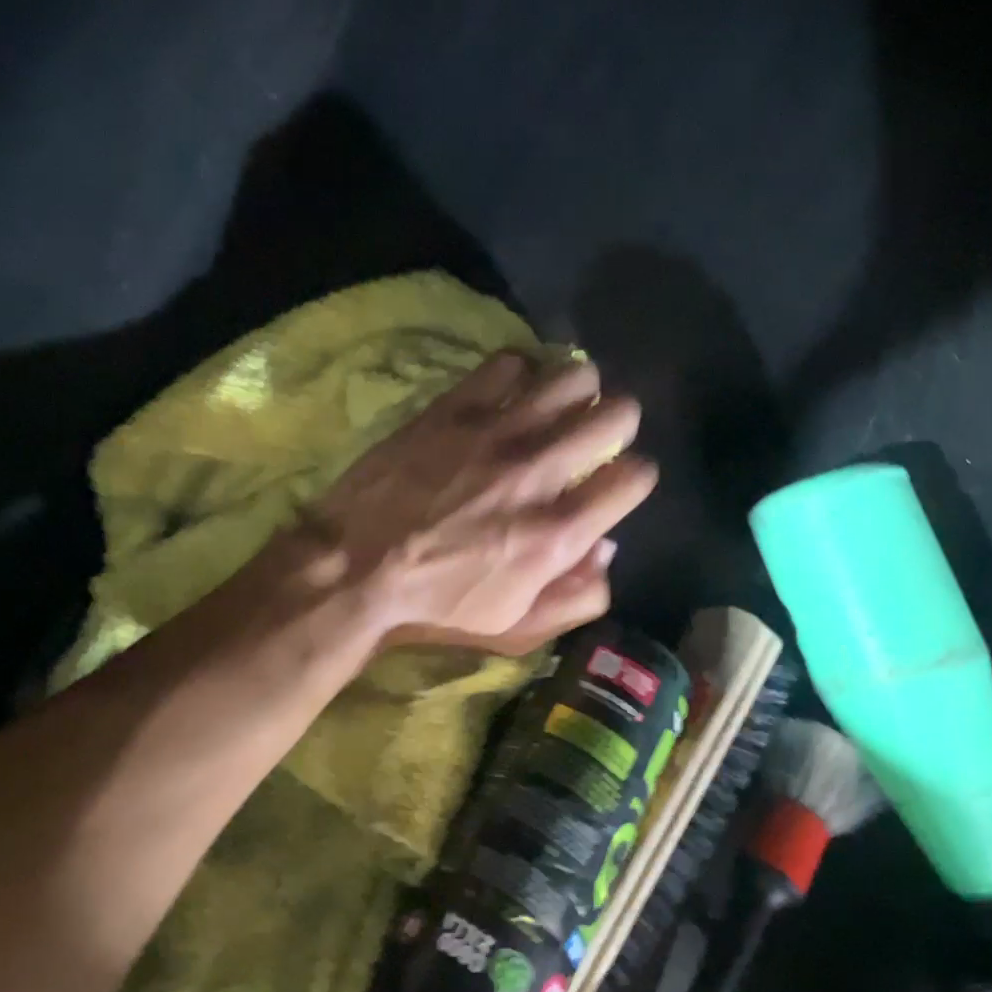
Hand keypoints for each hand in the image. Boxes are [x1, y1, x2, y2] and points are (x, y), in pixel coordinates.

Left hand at [298, 350, 656, 655]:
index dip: (633, 477)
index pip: (636, 476)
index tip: (613, 483)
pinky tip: (509, 394)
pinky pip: (511, 363)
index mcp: (559, 532)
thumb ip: (576, 596)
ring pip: (574, 376)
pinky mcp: (456, 408)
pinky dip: (521, 374)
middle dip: (617, 425)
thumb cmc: (436, 605)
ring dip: (576, 392)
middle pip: (619, 414)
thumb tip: (607, 548)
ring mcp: (497, 432)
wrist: (355, 567)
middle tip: (591, 440)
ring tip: (555, 410)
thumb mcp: (514, 628)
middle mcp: (539, 472)